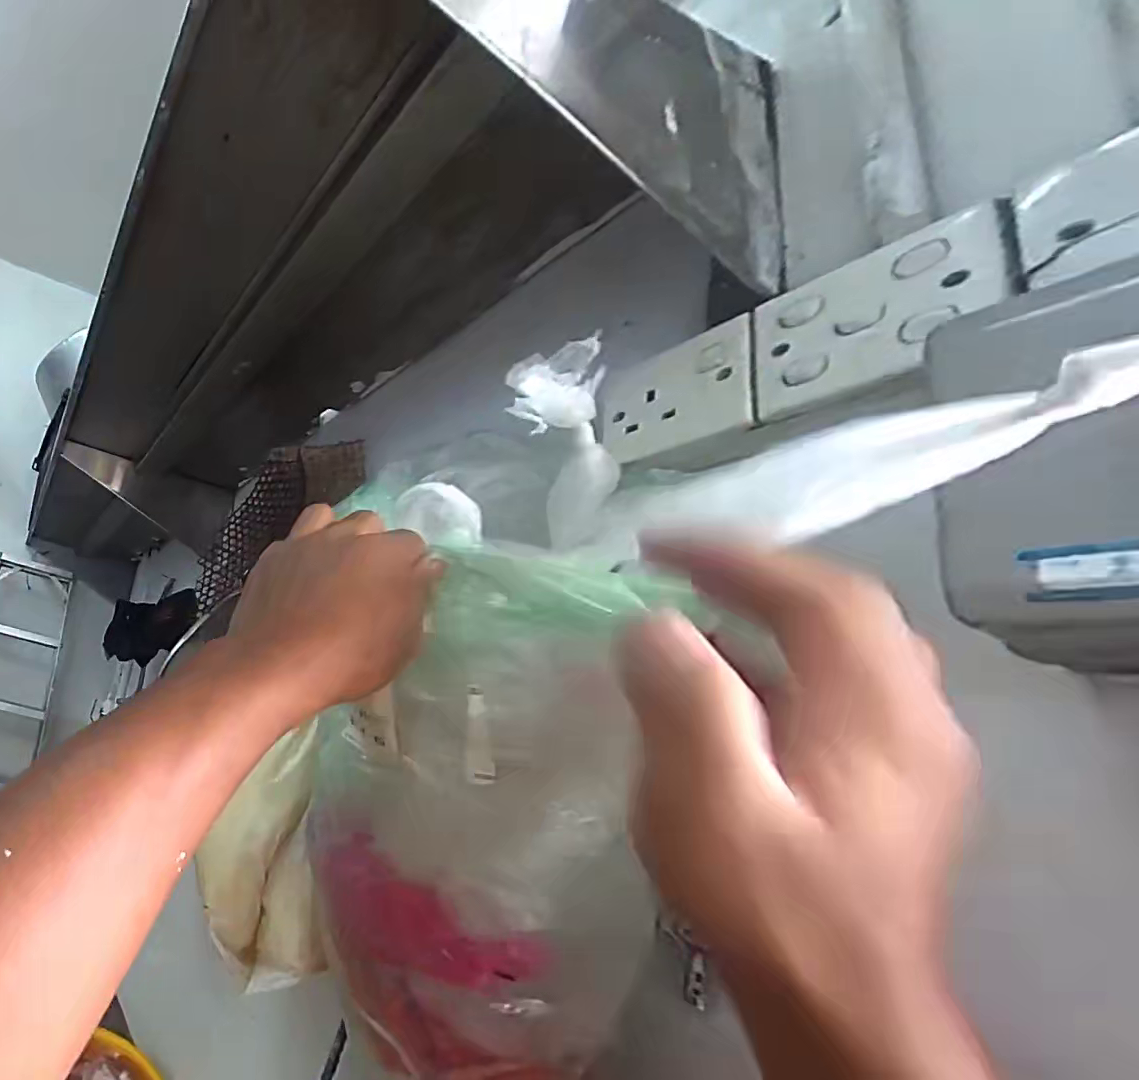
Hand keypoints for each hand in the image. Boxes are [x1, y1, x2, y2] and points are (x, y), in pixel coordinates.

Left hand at [224, 505, 441, 715]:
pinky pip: (293, 539)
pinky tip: (299, 576)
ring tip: (333, 566)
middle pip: (370, 523)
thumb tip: (426, 568)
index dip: (411, 565)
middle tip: (368, 581)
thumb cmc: (348, 661)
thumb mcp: (403, 643)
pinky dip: (301, 551)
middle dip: (374, 545)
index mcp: (387, 553)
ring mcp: (305, 541)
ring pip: (328, 517)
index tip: (405, 588)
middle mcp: (346, 536)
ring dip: (336, 535)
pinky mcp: (273, 554)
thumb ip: (418, 597)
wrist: (276, 665)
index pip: (412, 543)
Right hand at [617, 537, 987, 1077]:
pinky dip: (766, 656)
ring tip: (683, 606)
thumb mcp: (710, 800)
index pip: (822, 597)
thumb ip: (685, 702)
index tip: (654, 548)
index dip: (740, 557)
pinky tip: (711, 676)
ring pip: (839, 647)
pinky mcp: (877, 774)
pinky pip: (825, 685)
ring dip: (760, 611)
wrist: (836, 999)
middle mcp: (908, 719)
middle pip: (842, 612)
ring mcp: (900, 748)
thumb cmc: (766, 897)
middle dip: (752, 574)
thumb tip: (651, 624)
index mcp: (875, 717)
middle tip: (670, 567)